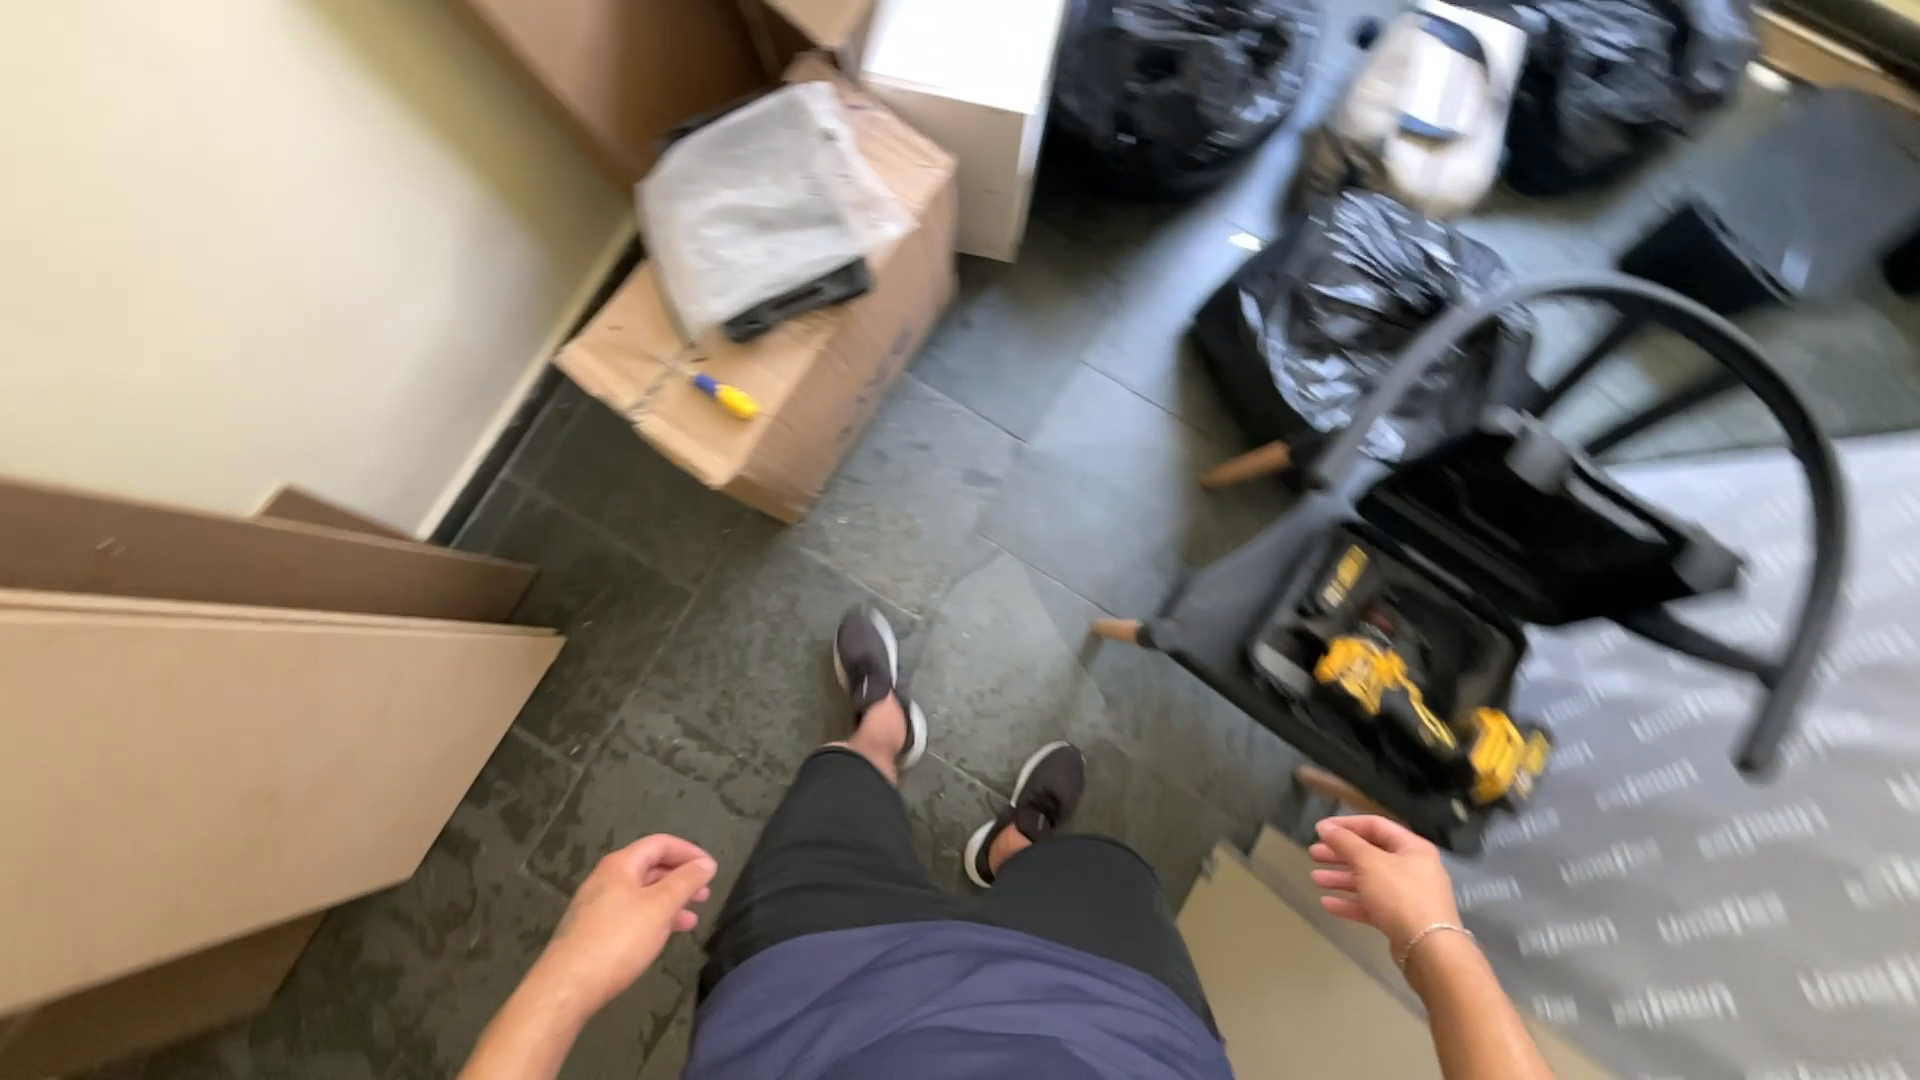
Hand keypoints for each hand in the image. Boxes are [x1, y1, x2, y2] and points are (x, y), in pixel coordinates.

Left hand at [530, 834, 716, 1017]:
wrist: (563, 991)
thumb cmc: (617, 940)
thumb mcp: (660, 907)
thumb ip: (686, 881)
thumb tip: (705, 864)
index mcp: (620, 865)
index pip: (661, 844)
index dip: (689, 852)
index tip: (711, 869)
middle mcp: (605, 880)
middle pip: (650, 867)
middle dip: (681, 879)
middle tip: (705, 894)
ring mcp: (595, 907)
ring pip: (641, 894)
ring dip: (669, 902)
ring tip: (691, 919)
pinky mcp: (591, 932)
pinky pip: (630, 914)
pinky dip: (652, 919)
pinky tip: (662, 937)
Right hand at [1309, 815, 1459, 954]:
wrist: (1429, 950)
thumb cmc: (1399, 895)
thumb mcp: (1367, 861)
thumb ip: (1344, 841)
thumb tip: (1324, 827)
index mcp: (1412, 848)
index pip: (1374, 825)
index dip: (1345, 825)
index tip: (1320, 829)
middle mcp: (1413, 869)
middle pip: (1369, 854)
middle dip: (1339, 854)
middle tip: (1313, 854)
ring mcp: (1408, 896)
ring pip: (1368, 881)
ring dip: (1341, 878)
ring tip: (1315, 879)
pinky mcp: (1401, 920)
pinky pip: (1372, 905)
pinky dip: (1350, 902)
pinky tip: (1327, 903)